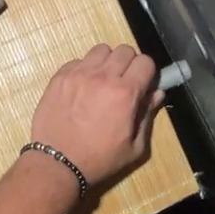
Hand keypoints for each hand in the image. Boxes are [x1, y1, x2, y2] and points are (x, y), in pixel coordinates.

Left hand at [29, 44, 162, 185]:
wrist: (57, 163)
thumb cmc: (99, 159)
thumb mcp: (134, 147)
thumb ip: (147, 115)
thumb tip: (157, 93)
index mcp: (125, 93)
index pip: (146, 61)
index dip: (147, 73)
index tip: (142, 85)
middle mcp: (103, 76)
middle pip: (125, 50)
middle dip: (129, 64)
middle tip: (123, 83)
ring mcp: (79, 73)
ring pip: (101, 50)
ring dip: (106, 62)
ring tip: (101, 81)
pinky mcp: (60, 76)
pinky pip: (78, 60)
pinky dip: (84, 69)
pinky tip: (82, 88)